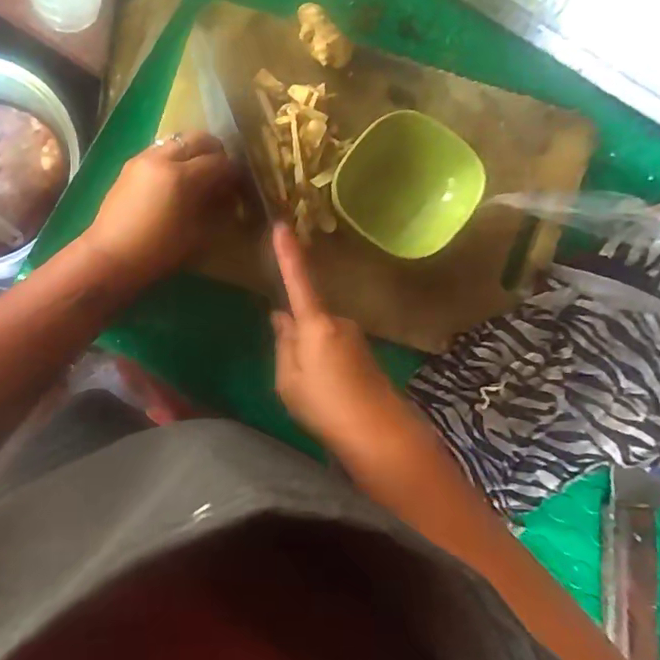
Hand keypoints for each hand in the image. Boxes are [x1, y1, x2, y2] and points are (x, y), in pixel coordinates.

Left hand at [83, 133, 238, 282]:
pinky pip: (159, 151)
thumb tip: (226, 195)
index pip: (219, 163)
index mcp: (182, 177)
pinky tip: (174, 181)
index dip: (234, 173)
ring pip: (176, 141)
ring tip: (197, 176)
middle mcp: (162, 159)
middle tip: (221, 174)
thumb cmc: (156, 253)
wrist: (109, 258)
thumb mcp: (196, 236)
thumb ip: (215, 209)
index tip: (240, 186)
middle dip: (215, 153)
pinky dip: (173, 158)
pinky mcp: (128, 167)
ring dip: (192, 152)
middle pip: (198, 139)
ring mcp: (142, 159)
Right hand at [270, 223, 417, 448]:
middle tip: (291, 376)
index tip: (281, 225)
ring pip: (320, 337)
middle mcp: (339, 323)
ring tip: (311, 393)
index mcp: (316, 325)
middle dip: (295, 337)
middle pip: (307, 319)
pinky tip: (327, 395)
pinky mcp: (365, 355)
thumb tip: (282, 319)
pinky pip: (333, 350)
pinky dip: (324, 366)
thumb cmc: (324, 405)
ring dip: (310, 357)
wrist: (378, 434)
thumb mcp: (288, 380)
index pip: (298, 282)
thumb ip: (283, 345)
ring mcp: (355, 339)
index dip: (288, 255)